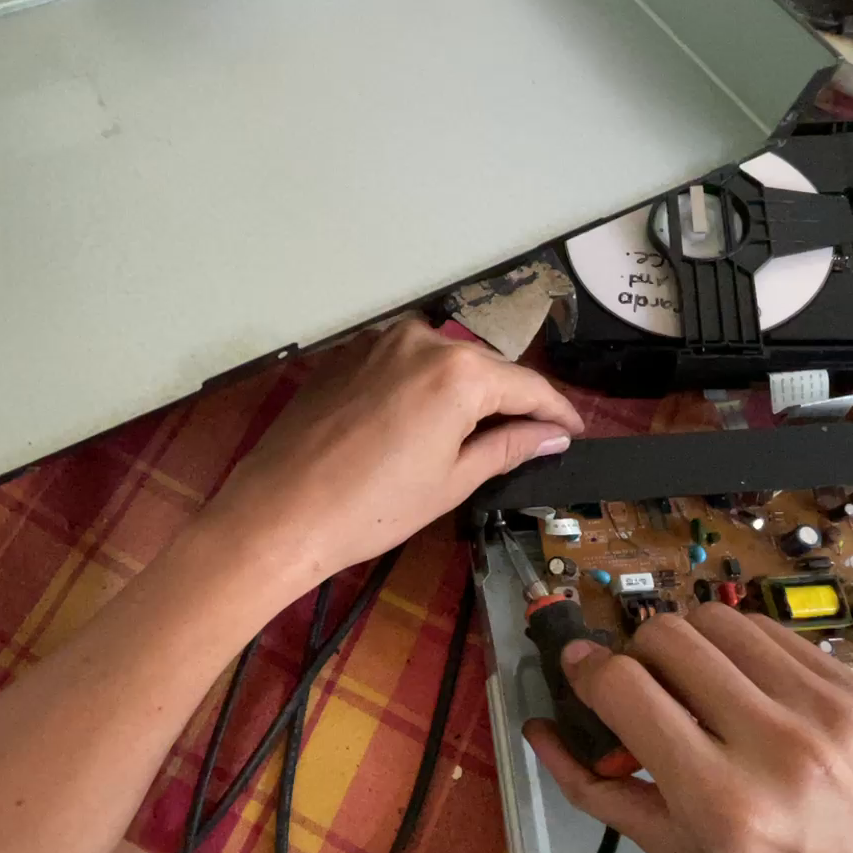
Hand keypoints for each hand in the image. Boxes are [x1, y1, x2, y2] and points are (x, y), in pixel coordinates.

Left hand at [199, 319, 582, 580]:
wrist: (280, 513)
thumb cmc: (370, 508)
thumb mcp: (452, 481)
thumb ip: (509, 447)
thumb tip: (552, 434)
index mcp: (457, 371)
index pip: (527, 385)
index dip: (556, 411)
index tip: (573, 431)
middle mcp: (420, 340)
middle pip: (484, 368)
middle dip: (509, 401)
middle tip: (528, 438)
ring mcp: (377, 343)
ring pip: (442, 361)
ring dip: (464, 392)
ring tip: (473, 435)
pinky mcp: (346, 355)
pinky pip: (402, 363)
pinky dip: (422, 385)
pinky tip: (419, 422)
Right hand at [525, 605, 852, 852]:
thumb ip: (601, 791)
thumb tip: (543, 736)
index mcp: (723, 803)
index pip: (625, 688)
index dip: (585, 667)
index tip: (577, 668)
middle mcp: (774, 745)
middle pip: (664, 635)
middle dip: (634, 653)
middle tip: (641, 687)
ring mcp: (821, 707)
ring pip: (710, 618)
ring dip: (681, 641)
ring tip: (690, 683)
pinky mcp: (851, 685)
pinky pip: (762, 628)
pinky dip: (732, 645)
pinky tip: (740, 683)